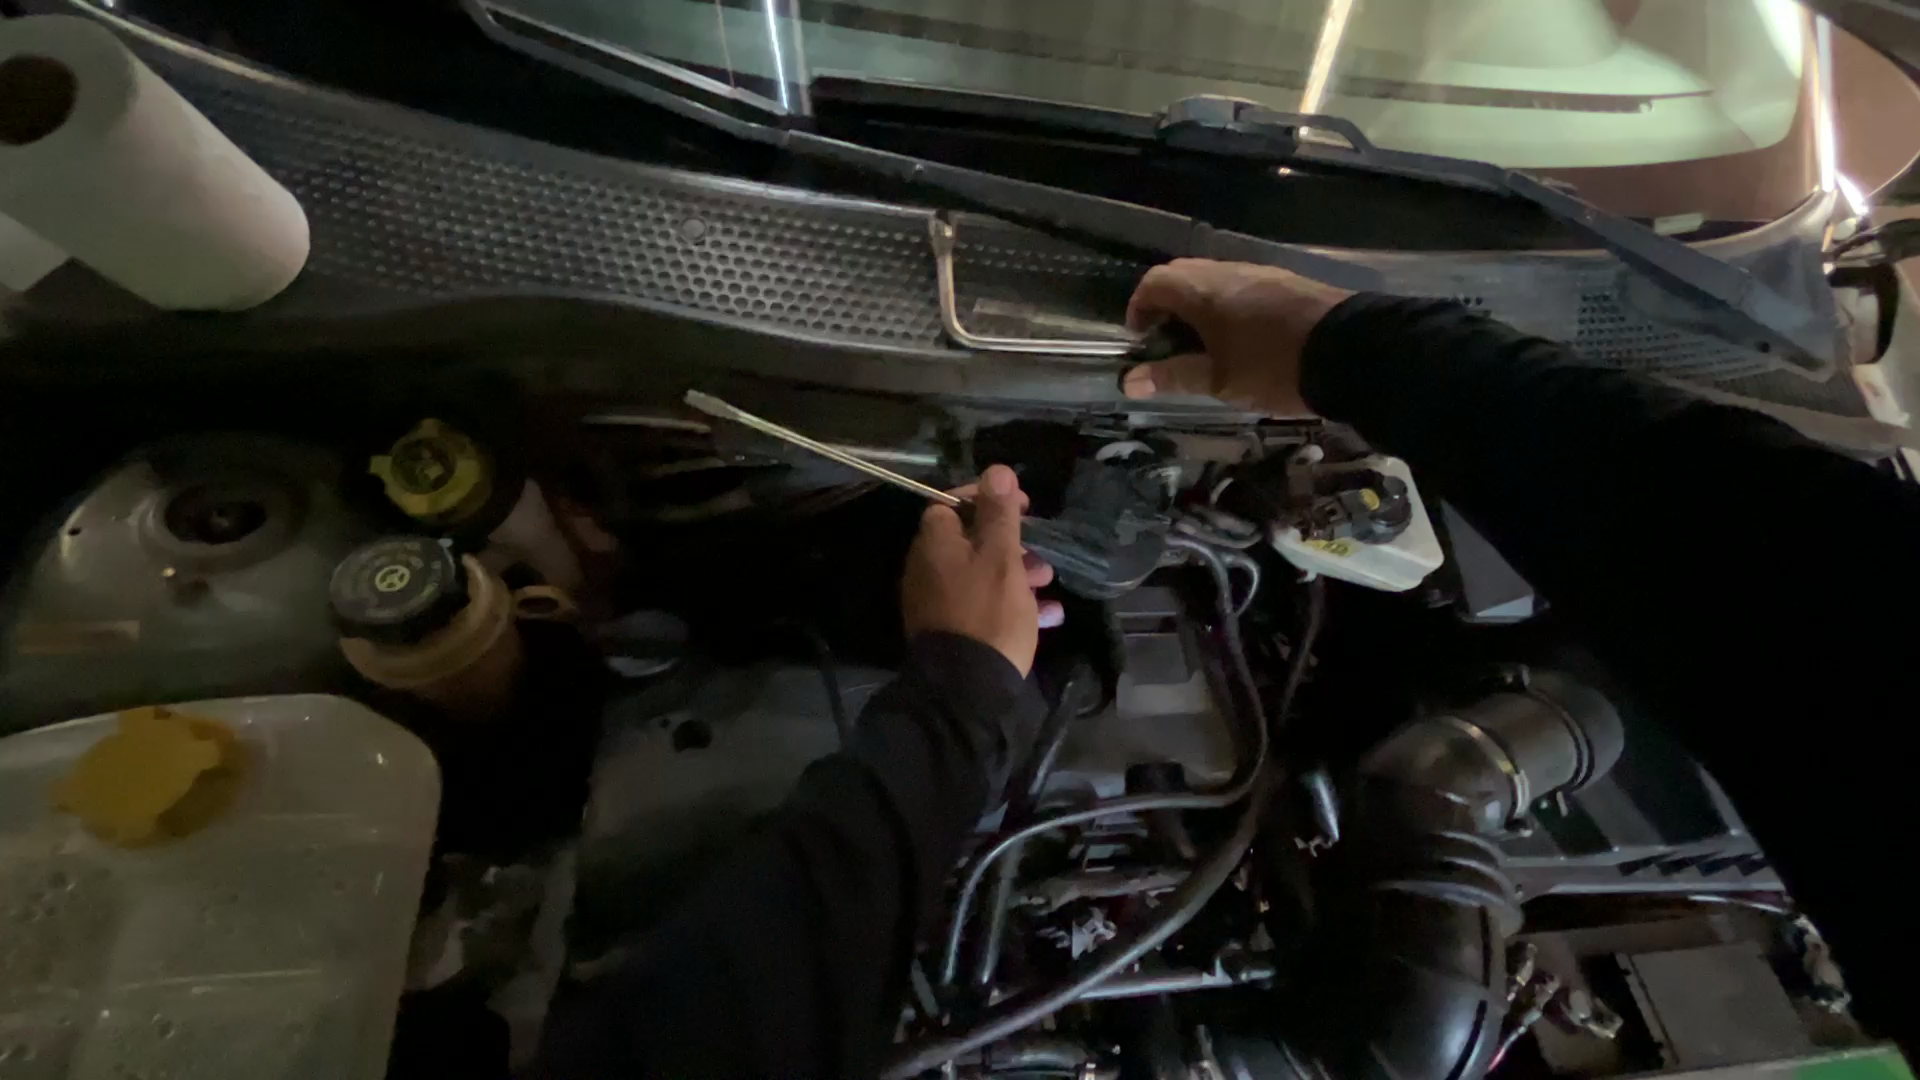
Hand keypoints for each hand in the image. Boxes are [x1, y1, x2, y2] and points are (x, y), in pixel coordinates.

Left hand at [902, 465, 1063, 676]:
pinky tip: (1048, 614)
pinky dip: (1013, 603)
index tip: (1021, 505)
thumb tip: (997, 470)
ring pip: (981, 574)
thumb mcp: (1000, 558)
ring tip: (1049, 580)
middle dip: (1010, 541)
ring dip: (1017, 572)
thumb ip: (999, 513)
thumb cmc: (987, 614)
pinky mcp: (953, 629)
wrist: (966, 690)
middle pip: (970, 540)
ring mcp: (938, 601)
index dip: (987, 499)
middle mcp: (929, 569)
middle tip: (1041, 548)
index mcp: (935, 545)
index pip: (951, 503)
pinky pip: (983, 605)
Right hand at [1121, 259, 1354, 415]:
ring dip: (1195, 305)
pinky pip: (1238, 284)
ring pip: (1211, 279)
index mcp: (1203, 292)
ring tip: (1202, 344)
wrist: (1351, 351)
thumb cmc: (1272, 367)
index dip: (1138, 308)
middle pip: (1180, 275)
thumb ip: (1172, 376)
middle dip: (1164, 305)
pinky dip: (1223, 304)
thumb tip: (1129, 382)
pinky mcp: (1284, 281)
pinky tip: (1237, 337)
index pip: (1153, 283)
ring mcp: (1259, 272)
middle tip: (1167, 343)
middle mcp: (1227, 272)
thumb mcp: (1218, 381)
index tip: (1141, 339)